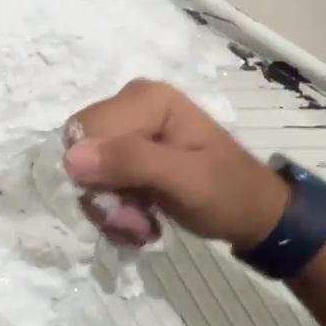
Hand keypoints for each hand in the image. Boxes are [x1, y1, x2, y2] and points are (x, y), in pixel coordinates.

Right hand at [64, 79, 291, 249]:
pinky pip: (95, 181)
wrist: (254, 214)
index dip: (95, 174)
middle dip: (102, 196)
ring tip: (143, 226)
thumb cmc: (229, 193)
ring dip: (109, 209)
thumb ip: (132, 162)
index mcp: (146, 98)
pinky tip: (140, 221)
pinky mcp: (125, 152)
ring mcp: (127, 129)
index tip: (129, 209)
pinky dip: (113, 210)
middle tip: (138, 221)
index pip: (85, 131)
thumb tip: (71, 158)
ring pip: (84, 172)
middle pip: (79, 151)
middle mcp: (130, 105)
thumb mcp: (186, 180)